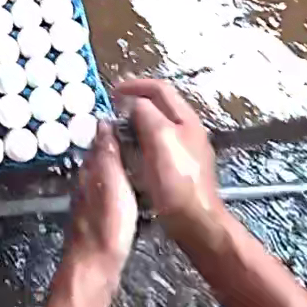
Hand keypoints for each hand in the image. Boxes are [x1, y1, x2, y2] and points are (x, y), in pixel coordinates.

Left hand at [63, 122, 138, 287]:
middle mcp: (86, 182)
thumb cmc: (108, 225)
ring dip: (119, 166)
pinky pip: (108, 192)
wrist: (94, 267)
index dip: (115, 129)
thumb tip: (103, 122)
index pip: (100, 140)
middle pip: (102, 157)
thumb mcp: (112, 183)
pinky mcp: (96, 217)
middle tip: (141, 138)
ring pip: (105, 174)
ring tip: (140, 160)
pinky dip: (119, 185)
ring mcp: (89, 201)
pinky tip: (131, 189)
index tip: (133, 120)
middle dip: (117, 146)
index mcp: (90, 170)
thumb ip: (107, 155)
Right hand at [114, 80, 224, 242]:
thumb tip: (131, 103)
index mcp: (185, 118)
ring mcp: (184, 149)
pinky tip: (126, 151)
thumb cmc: (176, 181)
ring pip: (155, 125)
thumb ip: (145, 113)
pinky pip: (154, 144)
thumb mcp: (159, 138)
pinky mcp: (177, 168)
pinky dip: (138, 140)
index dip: (134, 85)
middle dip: (133, 102)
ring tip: (114, 128)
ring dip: (134, 121)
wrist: (195, 222)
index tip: (111, 92)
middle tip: (110, 108)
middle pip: (158, 105)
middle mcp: (187, 130)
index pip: (159, 88)